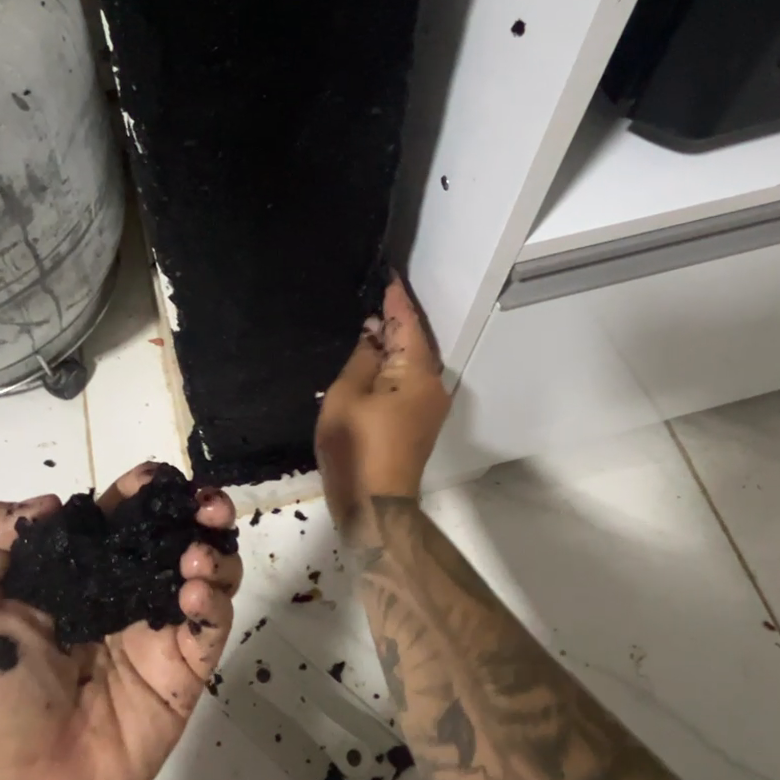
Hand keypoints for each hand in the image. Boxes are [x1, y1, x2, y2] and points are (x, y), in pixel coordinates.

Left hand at [0, 463, 240, 779]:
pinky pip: (211, 629)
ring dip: (213, 553)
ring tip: (196, 556)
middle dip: (197, 512)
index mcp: (77, 574)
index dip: (142, 491)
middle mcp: (123, 595)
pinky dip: (214, 603)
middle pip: (175, 538)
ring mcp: (155, 636)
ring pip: (206, 576)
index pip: (119, 518)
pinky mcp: (180, 676)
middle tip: (207, 507)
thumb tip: (51, 501)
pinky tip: (192, 596)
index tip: (155, 478)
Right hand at [314, 276, 449, 537]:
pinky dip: (392, 367)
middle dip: (394, 320)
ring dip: (392, 345)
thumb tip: (373, 333)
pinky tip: (371, 361)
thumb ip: (362, 357)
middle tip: (371, 296)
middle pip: (414, 342)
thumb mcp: (346, 395)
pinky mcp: (419, 423)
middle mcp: (433, 385)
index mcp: (418, 373)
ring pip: (411, 364)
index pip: (408, 323)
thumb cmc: (356, 447)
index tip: (387, 274)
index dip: (395, 298)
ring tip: (366, 324)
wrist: (374, 505)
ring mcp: (429, 406)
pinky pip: (407, 382)